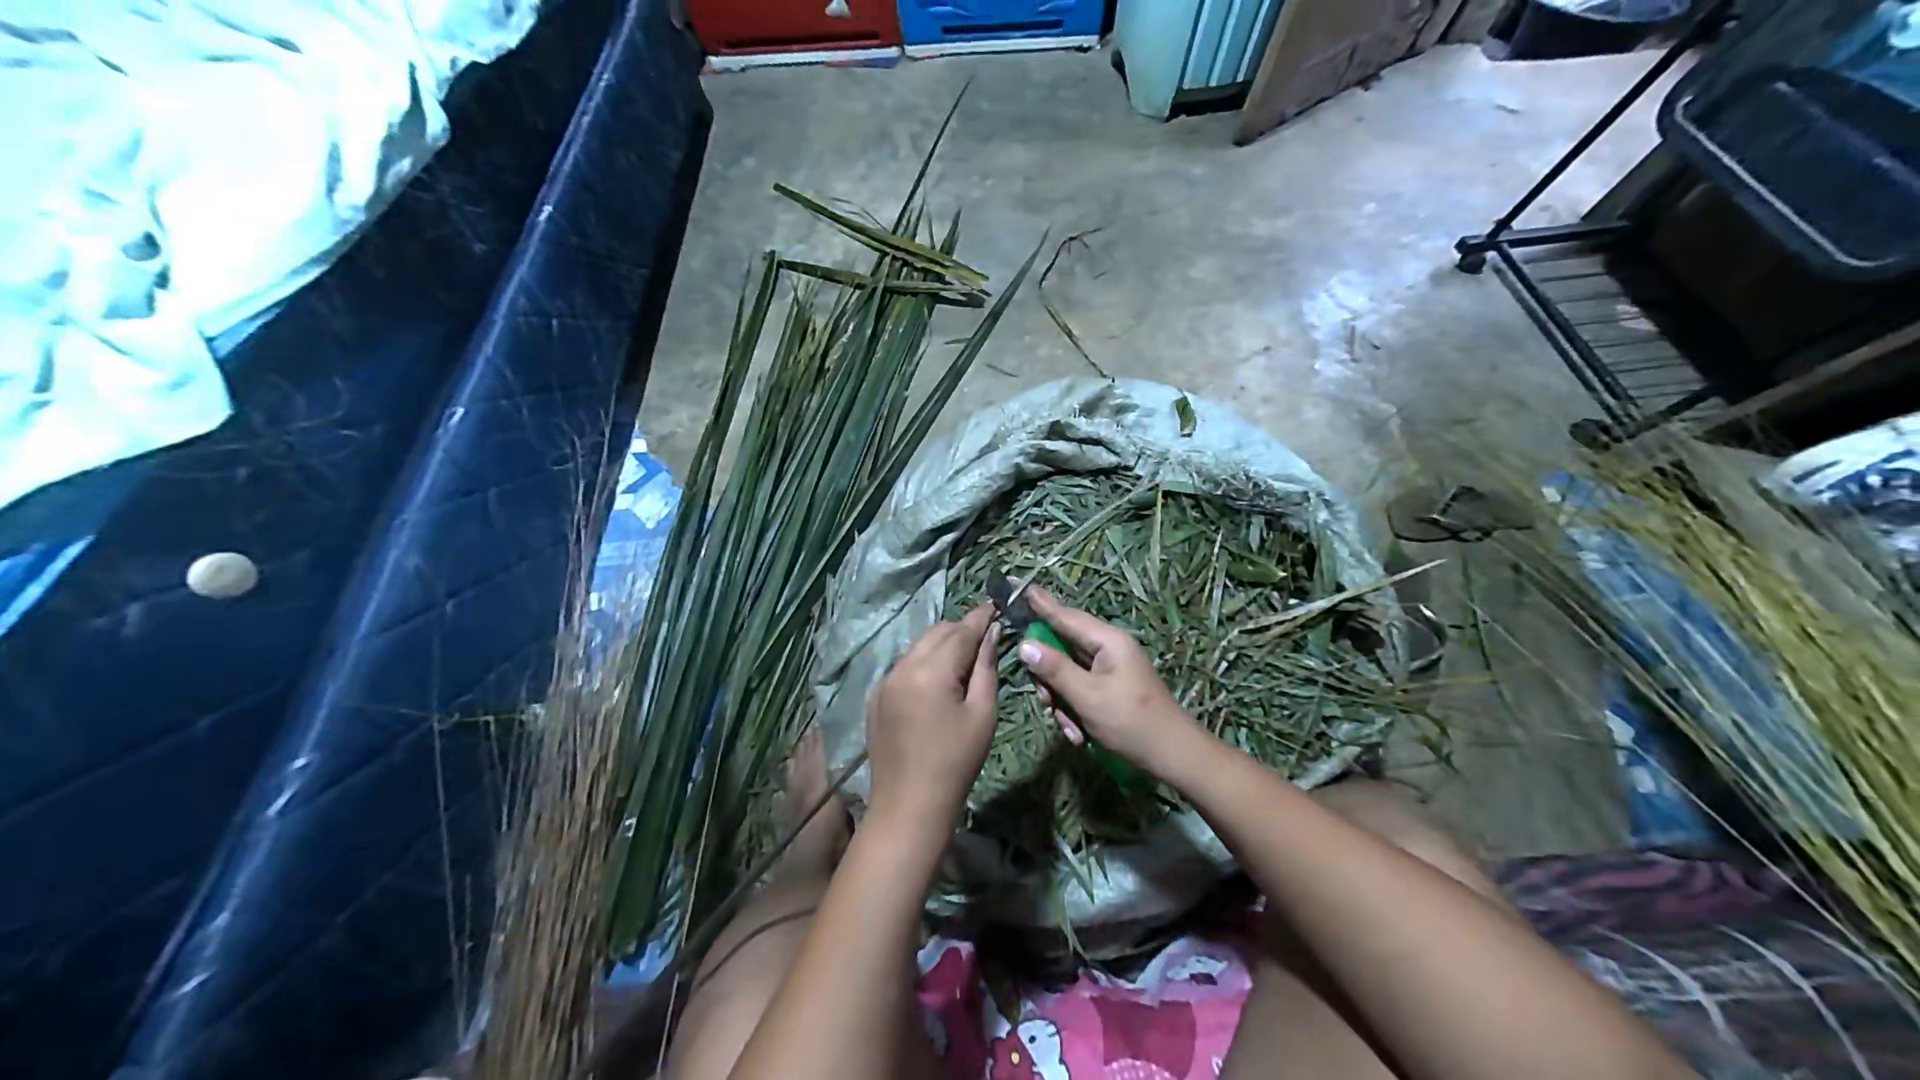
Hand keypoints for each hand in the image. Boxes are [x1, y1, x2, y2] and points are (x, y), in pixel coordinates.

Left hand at [865, 604, 999, 836]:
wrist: (909, 805)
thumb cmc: (956, 762)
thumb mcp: (982, 714)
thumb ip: (986, 668)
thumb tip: (991, 635)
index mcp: (931, 670)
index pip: (961, 631)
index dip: (981, 617)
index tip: (997, 605)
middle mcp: (903, 666)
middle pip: (936, 632)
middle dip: (961, 629)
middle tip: (986, 636)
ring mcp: (885, 682)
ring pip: (918, 647)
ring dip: (941, 644)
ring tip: (964, 658)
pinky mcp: (876, 697)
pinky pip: (904, 666)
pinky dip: (923, 662)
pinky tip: (938, 680)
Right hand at [1016, 588, 1209, 773]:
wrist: (1172, 757)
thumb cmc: (1131, 722)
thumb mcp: (1087, 696)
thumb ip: (1055, 669)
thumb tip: (1025, 645)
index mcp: (1108, 641)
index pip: (1066, 616)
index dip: (1042, 604)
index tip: (1023, 589)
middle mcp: (1108, 650)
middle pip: (1061, 649)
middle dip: (1049, 679)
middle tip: (1045, 700)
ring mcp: (1109, 671)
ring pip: (1066, 676)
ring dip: (1062, 702)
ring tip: (1070, 728)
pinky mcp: (1109, 690)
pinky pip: (1079, 693)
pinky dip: (1074, 713)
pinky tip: (1079, 734)